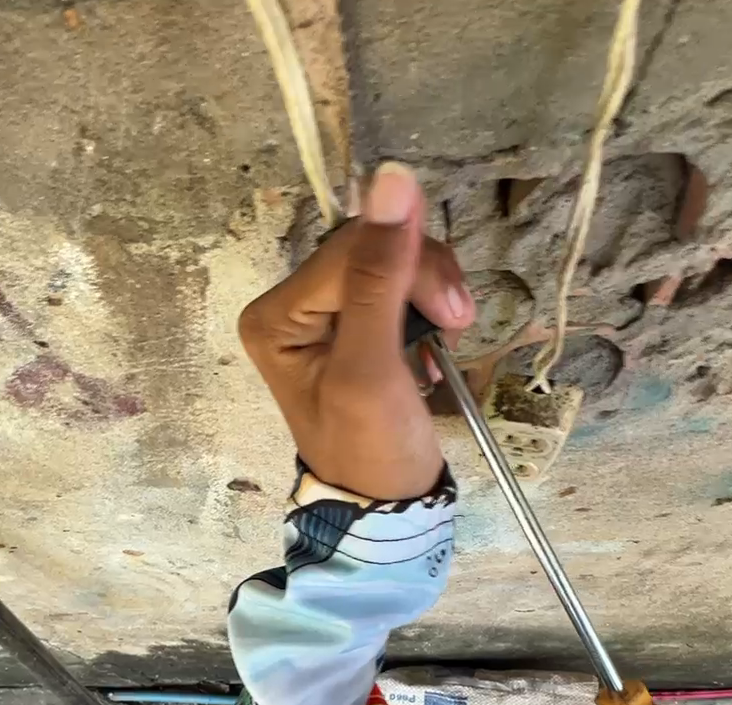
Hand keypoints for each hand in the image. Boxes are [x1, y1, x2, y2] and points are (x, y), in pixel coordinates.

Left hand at [237, 162, 474, 500]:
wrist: (387, 499)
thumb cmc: (372, 446)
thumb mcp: (370, 368)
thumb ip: (380, 280)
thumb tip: (392, 177)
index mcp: (273, 316)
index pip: (349, 249)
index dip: (409, 265)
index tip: (454, 313)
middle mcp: (289, 306)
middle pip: (369, 247)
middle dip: (422, 279)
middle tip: (458, 323)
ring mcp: (321, 313)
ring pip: (390, 258)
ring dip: (432, 289)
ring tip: (450, 335)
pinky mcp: (352, 322)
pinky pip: (397, 280)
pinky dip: (427, 303)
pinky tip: (436, 337)